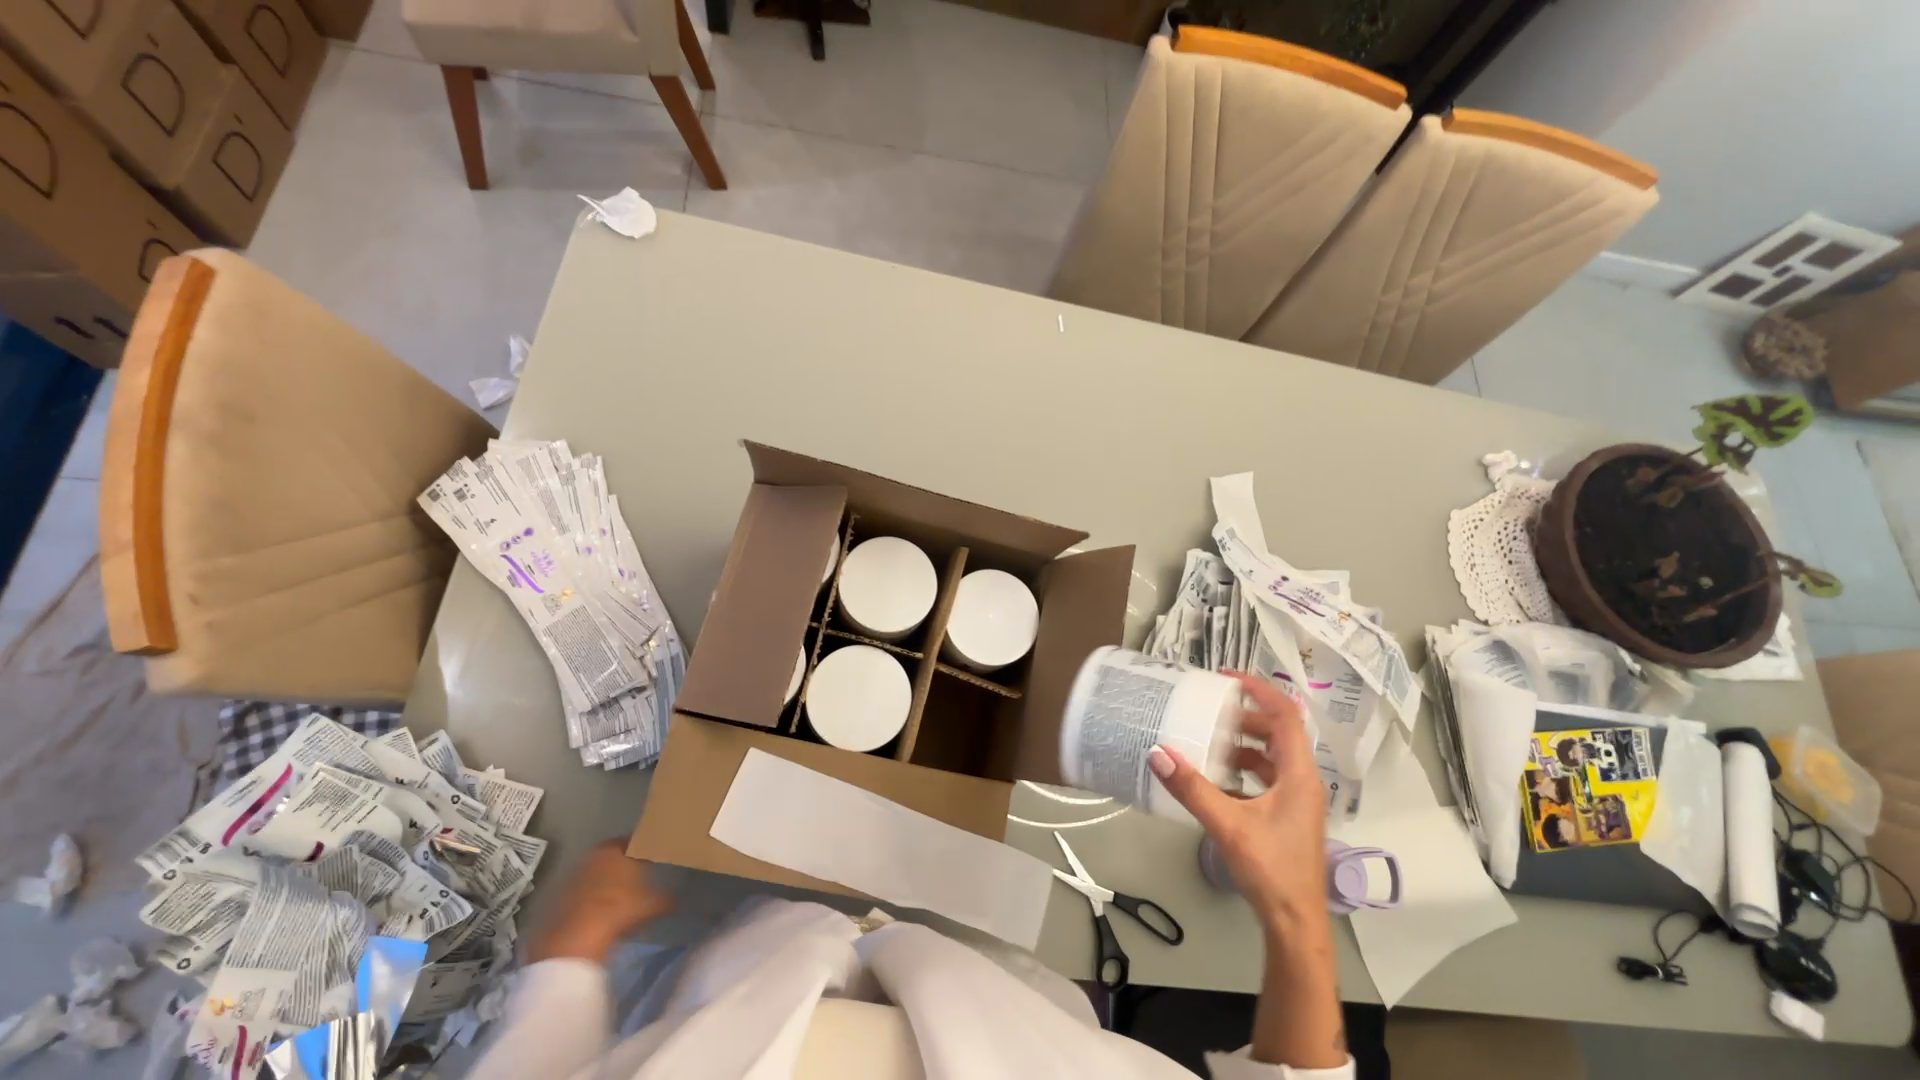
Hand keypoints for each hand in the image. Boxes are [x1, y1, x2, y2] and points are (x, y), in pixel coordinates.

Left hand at [527, 840, 672, 964]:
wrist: (575, 938)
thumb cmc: (618, 910)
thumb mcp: (651, 905)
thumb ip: (667, 899)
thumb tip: (681, 899)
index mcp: (616, 850)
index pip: (632, 842)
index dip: (641, 850)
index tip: (649, 859)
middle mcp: (592, 856)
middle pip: (609, 855)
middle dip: (620, 864)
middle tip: (633, 876)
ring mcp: (572, 875)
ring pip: (592, 872)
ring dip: (601, 880)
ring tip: (614, 896)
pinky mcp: (557, 896)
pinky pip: (577, 891)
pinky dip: (586, 898)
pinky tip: (595, 912)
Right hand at [1148, 673, 1329, 936]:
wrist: (1295, 922)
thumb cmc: (1271, 869)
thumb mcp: (1228, 825)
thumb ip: (1192, 788)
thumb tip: (1158, 753)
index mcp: (1299, 774)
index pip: (1286, 716)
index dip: (1260, 691)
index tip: (1227, 680)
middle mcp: (1303, 781)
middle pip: (1279, 733)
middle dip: (1245, 717)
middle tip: (1210, 712)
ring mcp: (1298, 801)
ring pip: (1273, 757)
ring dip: (1244, 745)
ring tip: (1209, 742)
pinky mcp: (1288, 818)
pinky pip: (1267, 779)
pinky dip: (1244, 771)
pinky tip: (1217, 781)